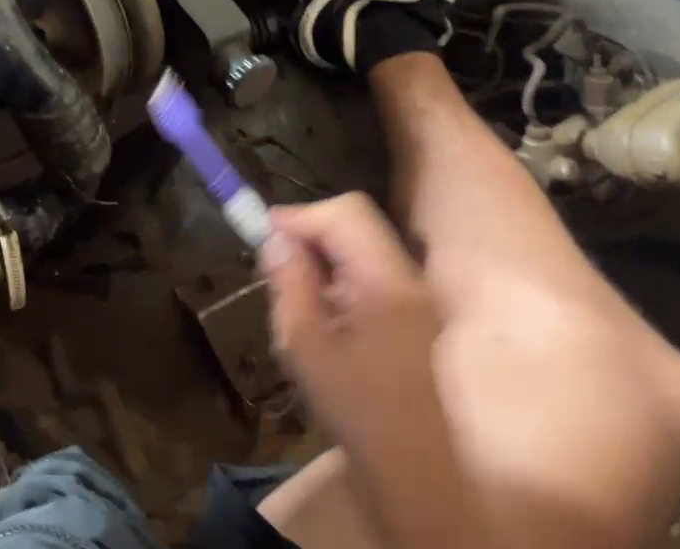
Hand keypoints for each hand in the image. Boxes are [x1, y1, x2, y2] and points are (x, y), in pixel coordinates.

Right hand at [262, 193, 442, 450]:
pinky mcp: (413, 310)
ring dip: (323, 250)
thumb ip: (289, 282)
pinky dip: (338, 270)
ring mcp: (416, 294)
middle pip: (356, 221)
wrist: (411, 465)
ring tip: (291, 284)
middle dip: (310, 229)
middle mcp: (409, 278)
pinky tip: (318, 304)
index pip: (346, 214)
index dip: (301, 214)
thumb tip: (276, 238)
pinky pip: (370, 267)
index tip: (263, 232)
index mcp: (386, 283)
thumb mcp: (303, 343)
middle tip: (273, 257)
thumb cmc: (352, 407)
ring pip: (362, 241)